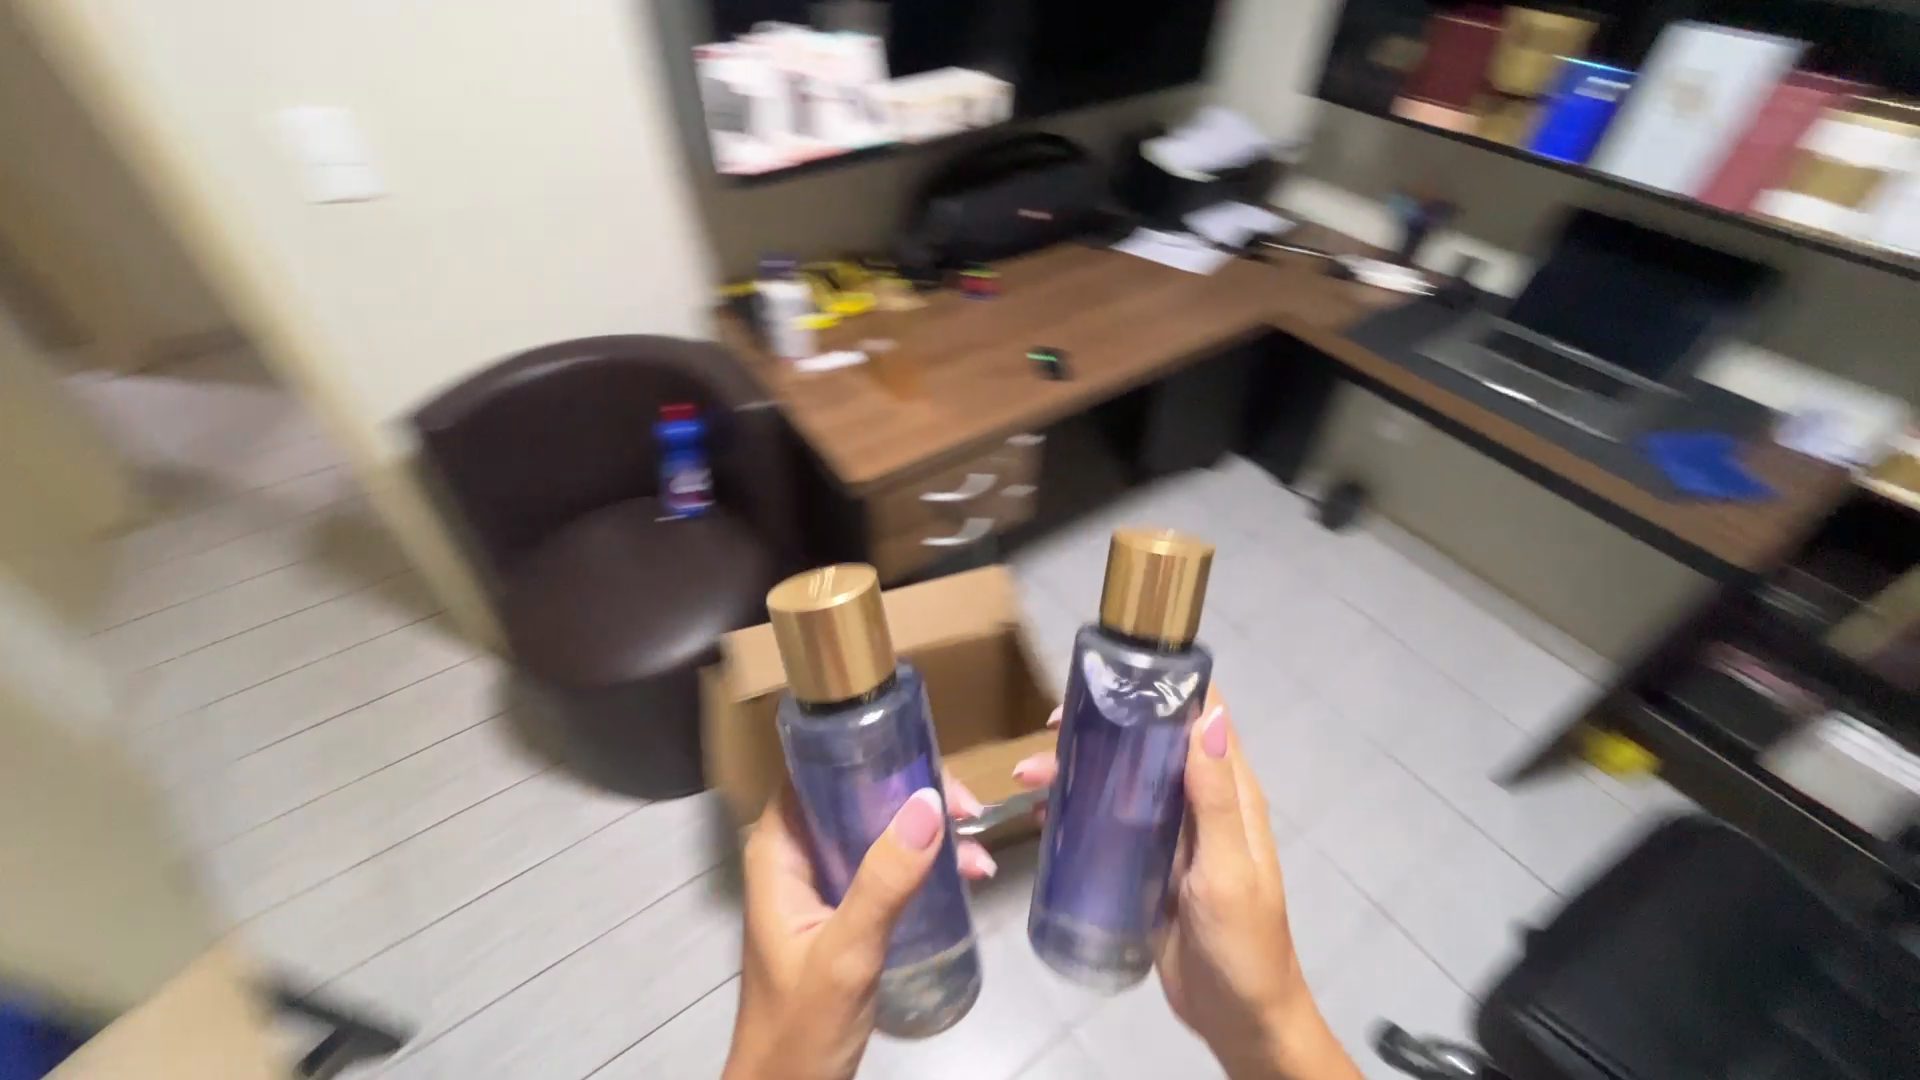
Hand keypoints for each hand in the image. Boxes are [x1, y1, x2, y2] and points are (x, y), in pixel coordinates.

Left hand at [723, 776, 990, 1079]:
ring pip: (878, 828)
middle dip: (916, 796)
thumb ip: (884, 881)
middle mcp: (799, 853)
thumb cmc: (800, 1027)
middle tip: (969, 809)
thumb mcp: (846, 953)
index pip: (817, 770)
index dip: (871, 754)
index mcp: (780, 849)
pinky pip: (888, 864)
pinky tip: (969, 875)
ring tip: (978, 852)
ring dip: (929, 832)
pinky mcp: (846, 907)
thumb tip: (930, 801)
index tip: (930, 763)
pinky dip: (926, 864)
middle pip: (857, 795)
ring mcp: (822, 881)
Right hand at [1013, 690, 1360, 1079]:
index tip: (1112, 675)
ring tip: (1030, 778)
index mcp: (1228, 792)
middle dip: (1099, 729)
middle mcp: (1196, 800)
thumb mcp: (1226, 869)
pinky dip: (1077, 810)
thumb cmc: (1243, 942)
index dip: (1162, 686)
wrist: (1238, 1020)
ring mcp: (1168, 831)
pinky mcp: (1144, 862)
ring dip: (1077, 770)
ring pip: (1121, 780)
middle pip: (1147, 744)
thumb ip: (1214, 798)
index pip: (1200, 716)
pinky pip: (1108, 822)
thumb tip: (1205, 713)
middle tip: (1049, 730)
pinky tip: (1044, 815)